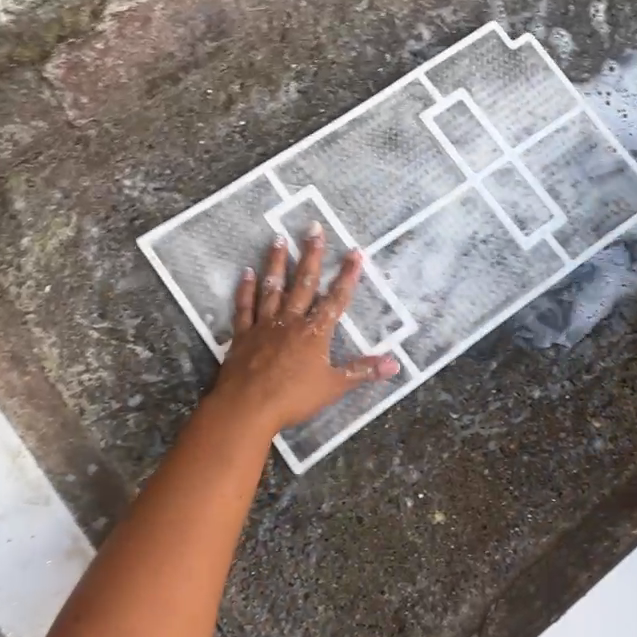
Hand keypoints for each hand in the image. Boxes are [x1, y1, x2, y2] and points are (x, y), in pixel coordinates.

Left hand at [206, 224, 399, 433]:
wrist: (247, 407)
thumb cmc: (293, 398)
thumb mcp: (333, 387)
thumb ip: (362, 371)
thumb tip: (394, 365)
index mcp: (315, 333)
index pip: (336, 299)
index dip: (347, 275)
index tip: (355, 252)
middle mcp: (291, 321)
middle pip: (303, 283)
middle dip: (311, 255)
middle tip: (313, 228)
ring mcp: (264, 325)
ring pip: (273, 288)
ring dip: (276, 262)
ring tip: (278, 238)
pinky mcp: (242, 335)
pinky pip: (245, 307)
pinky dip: (246, 289)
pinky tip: (246, 272)